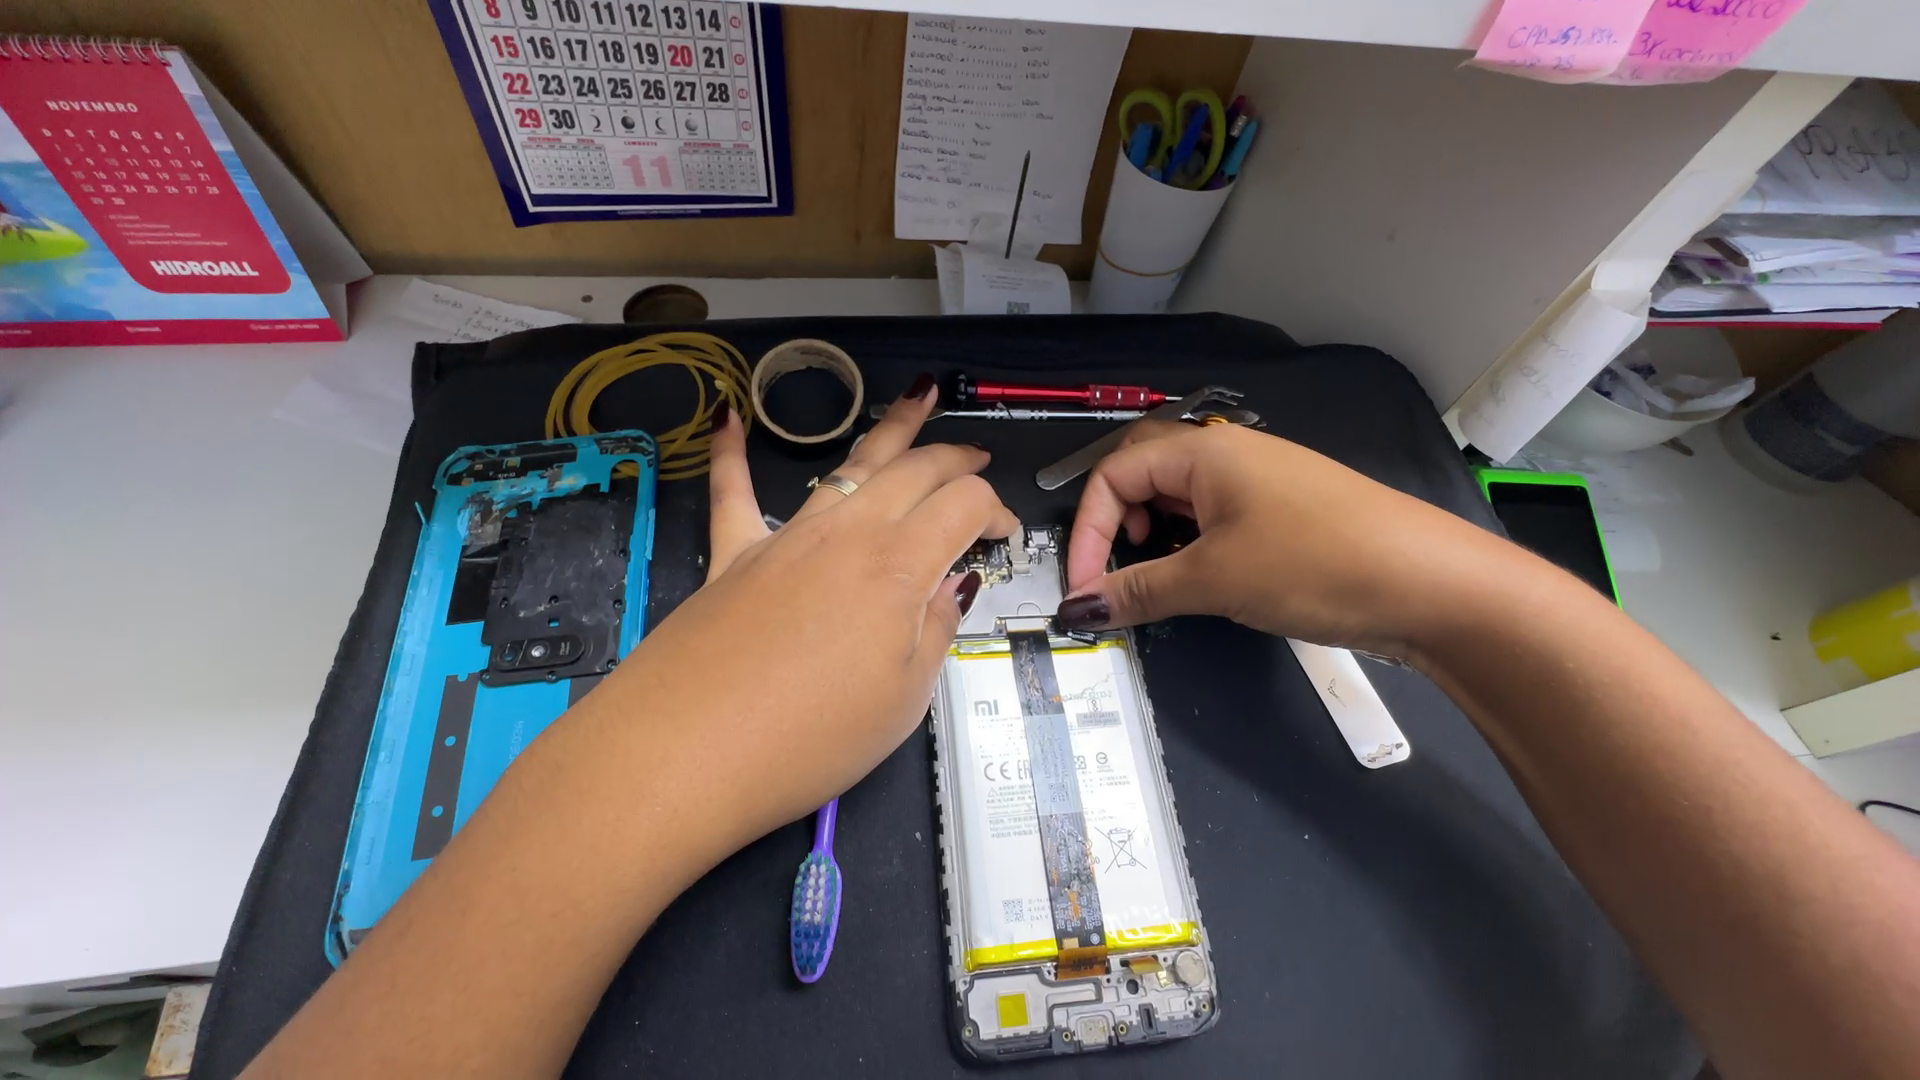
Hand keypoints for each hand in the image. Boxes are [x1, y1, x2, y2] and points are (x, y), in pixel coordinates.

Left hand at [585, 380, 1016, 854]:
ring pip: (848, 464)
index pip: (963, 506)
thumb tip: (954, 587)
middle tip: (977, 456)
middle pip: (914, 470)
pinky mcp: (732, 556)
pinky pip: (733, 492)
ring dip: (890, 429)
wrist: (688, 754)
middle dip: (954, 458)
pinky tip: (726, 415)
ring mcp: (786, 539)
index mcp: (897, 566)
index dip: (995, 511)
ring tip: (919, 397)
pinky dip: (731, 453)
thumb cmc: (809, 739)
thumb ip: (935, 631)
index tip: (1003, 535)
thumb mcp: (904, 698)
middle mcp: (846, 534)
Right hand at [1060, 422, 1512, 657]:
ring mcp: (1261, 481)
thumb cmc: (1313, 563)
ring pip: (1180, 498)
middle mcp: (1229, 453)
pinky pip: (1215, 517)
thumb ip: (1138, 591)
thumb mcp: (1213, 579)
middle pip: (1143, 475)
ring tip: (1159, 575)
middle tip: (1118, 571)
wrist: (1435, 585)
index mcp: (1204, 451)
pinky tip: (1203, 576)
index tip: (1085, 589)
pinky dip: (1191, 544)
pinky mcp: (1285, 512)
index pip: (1114, 475)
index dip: (1088, 532)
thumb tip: (1076, 610)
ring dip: (1153, 536)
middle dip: (1116, 524)